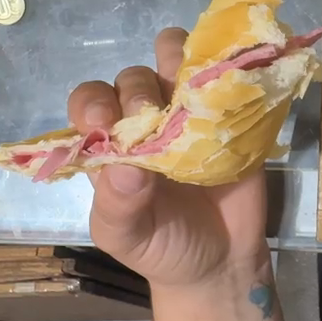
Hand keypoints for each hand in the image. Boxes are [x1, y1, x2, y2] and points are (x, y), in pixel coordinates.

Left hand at [67, 27, 268, 291]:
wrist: (224, 261)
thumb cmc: (164, 248)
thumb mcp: (127, 237)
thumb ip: (118, 205)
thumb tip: (125, 166)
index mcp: (112, 145)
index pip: (90, 101)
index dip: (95, 102)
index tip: (106, 121)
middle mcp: (148, 120)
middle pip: (133, 77)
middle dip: (138, 92)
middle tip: (155, 122)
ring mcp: (191, 112)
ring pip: (175, 59)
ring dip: (178, 63)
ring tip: (190, 94)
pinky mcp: (230, 113)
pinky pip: (225, 76)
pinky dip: (225, 67)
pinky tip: (227, 86)